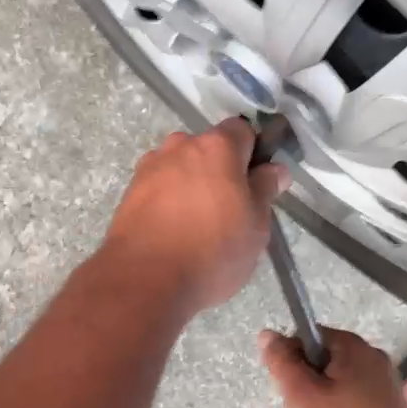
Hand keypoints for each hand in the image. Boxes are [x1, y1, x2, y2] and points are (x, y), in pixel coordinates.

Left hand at [99, 117, 290, 315]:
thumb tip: (275, 168)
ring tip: (196, 224)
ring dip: (192, 182)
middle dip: (220, 170)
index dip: (252, 152)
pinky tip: (172, 228)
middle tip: (229, 210)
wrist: (146, 276)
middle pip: (208, 148)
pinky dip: (168, 197)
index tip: (255, 182)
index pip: (241, 130)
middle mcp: (181, 144)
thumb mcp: (255, 226)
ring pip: (182, 165)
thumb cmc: (213, 250)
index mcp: (216, 147)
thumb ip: (265, 189)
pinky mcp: (132, 185)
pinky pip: (160, 183)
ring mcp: (152, 163)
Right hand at [260, 328, 406, 407]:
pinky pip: (361, 399)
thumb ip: (281, 360)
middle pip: (327, 359)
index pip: (309, 336)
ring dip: (330, 398)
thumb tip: (268, 335)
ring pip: (343, 382)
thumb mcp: (302, 395)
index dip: (294, 359)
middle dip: (313, 381)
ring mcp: (391, 384)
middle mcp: (376, 357)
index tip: (295, 386)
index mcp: (355, 345)